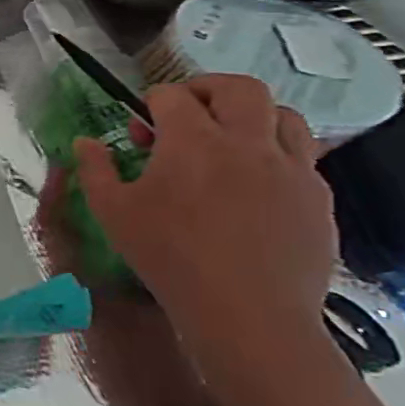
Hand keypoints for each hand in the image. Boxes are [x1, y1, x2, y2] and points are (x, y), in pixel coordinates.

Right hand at [73, 75, 334, 359]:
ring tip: (234, 142)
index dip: (152, 104)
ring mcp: (290, 169)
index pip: (171, 95)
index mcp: (193, 140)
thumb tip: (85, 142)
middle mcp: (246, 142)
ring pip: (284, 115)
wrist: (249, 318)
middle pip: (238, 87)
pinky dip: (279, 156)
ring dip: (254, 117)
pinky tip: (260, 185)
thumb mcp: (113, 213)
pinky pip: (304, 158)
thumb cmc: (171, 260)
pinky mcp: (318, 199)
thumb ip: (94, 170)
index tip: (142, 133)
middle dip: (209, 90)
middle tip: (191, 115)